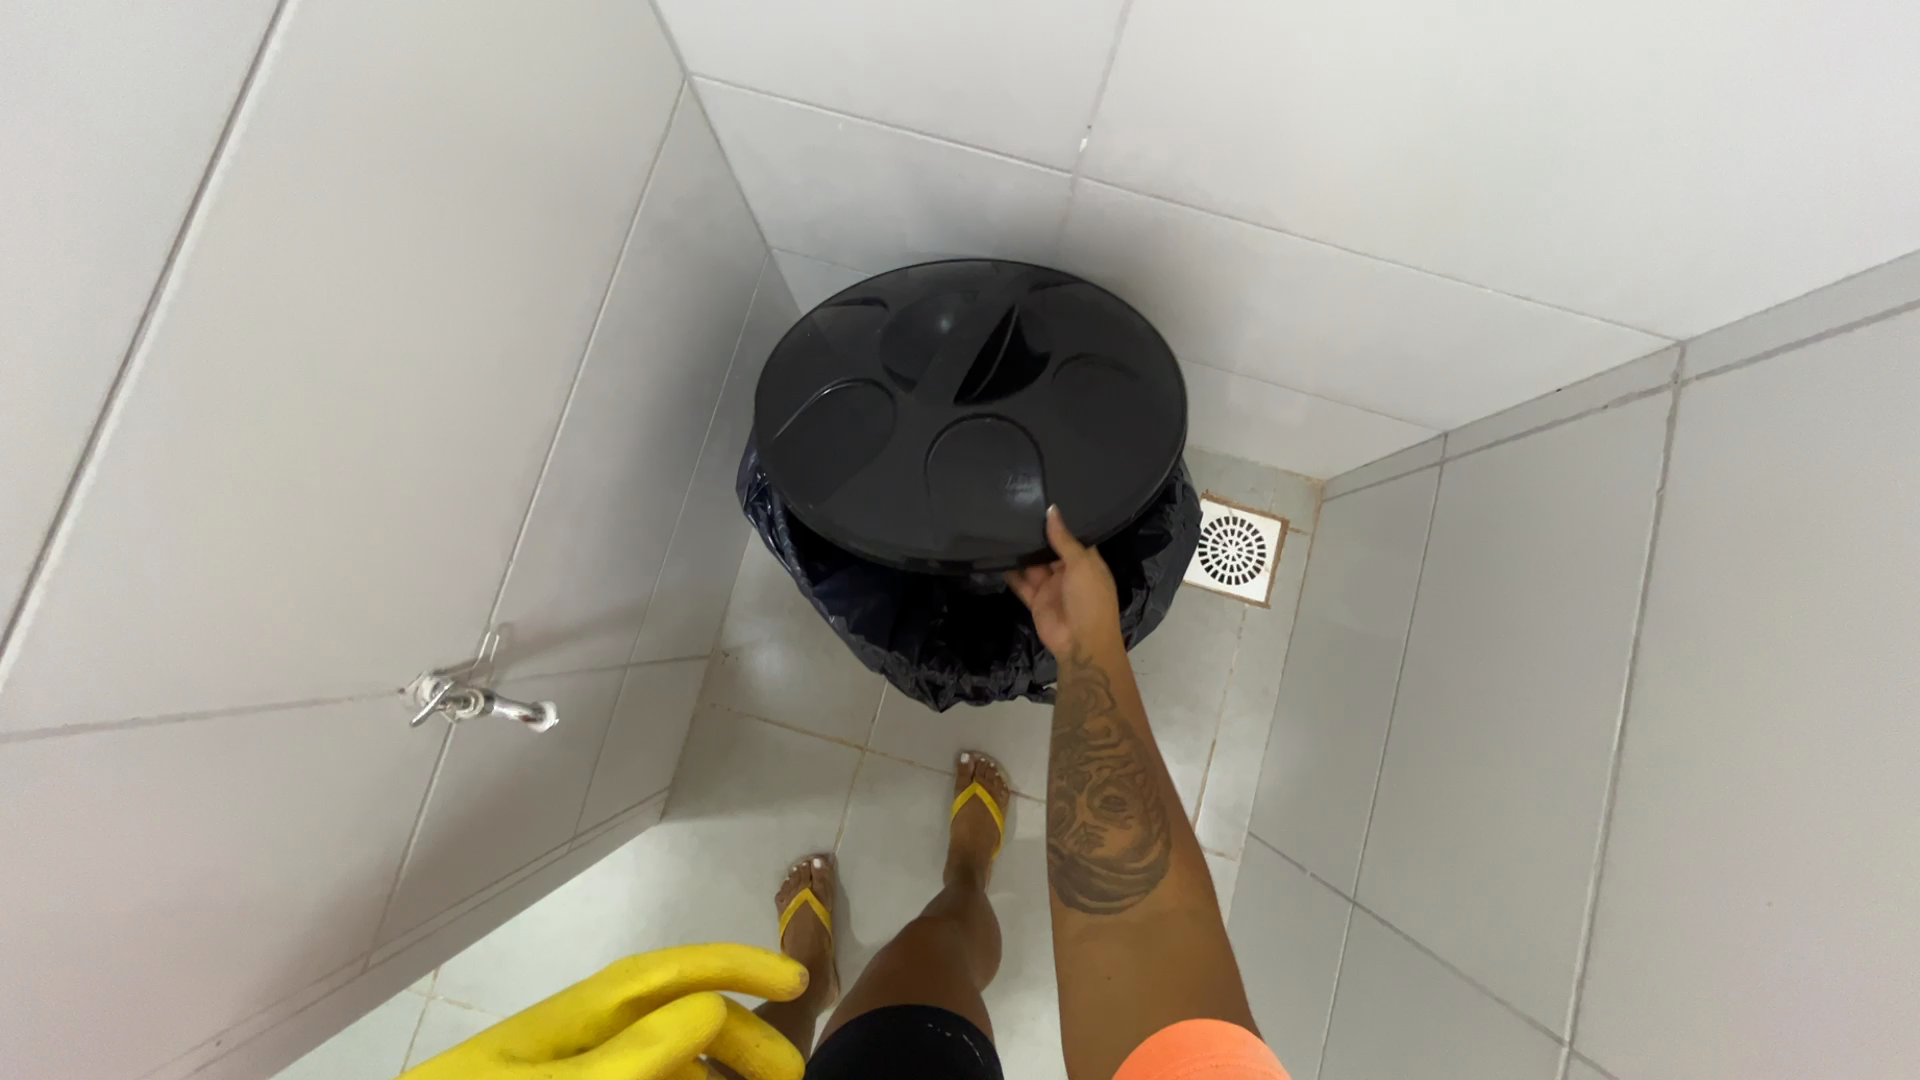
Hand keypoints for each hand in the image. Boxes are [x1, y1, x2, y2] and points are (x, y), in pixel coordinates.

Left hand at [400, 944, 809, 1079]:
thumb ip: (634, 1055)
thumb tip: (715, 1010)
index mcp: (585, 1014)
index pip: (678, 971)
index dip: (740, 967)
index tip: (796, 981)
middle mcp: (592, 1039)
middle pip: (684, 1021)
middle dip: (742, 1039)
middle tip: (792, 1073)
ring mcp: (585, 1075)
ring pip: (670, 1066)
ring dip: (714, 1074)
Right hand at [1004, 505, 1122, 656]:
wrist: (1081, 643)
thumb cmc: (1090, 599)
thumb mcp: (1081, 564)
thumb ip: (1064, 539)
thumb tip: (1051, 510)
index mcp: (1087, 562)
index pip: (1072, 538)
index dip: (1059, 524)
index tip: (1041, 502)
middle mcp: (1068, 573)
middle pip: (1050, 551)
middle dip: (1036, 537)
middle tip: (1015, 512)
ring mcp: (1051, 587)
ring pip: (1033, 566)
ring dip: (1021, 553)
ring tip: (1003, 529)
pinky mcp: (1036, 601)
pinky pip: (1021, 584)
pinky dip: (1010, 573)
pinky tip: (997, 556)